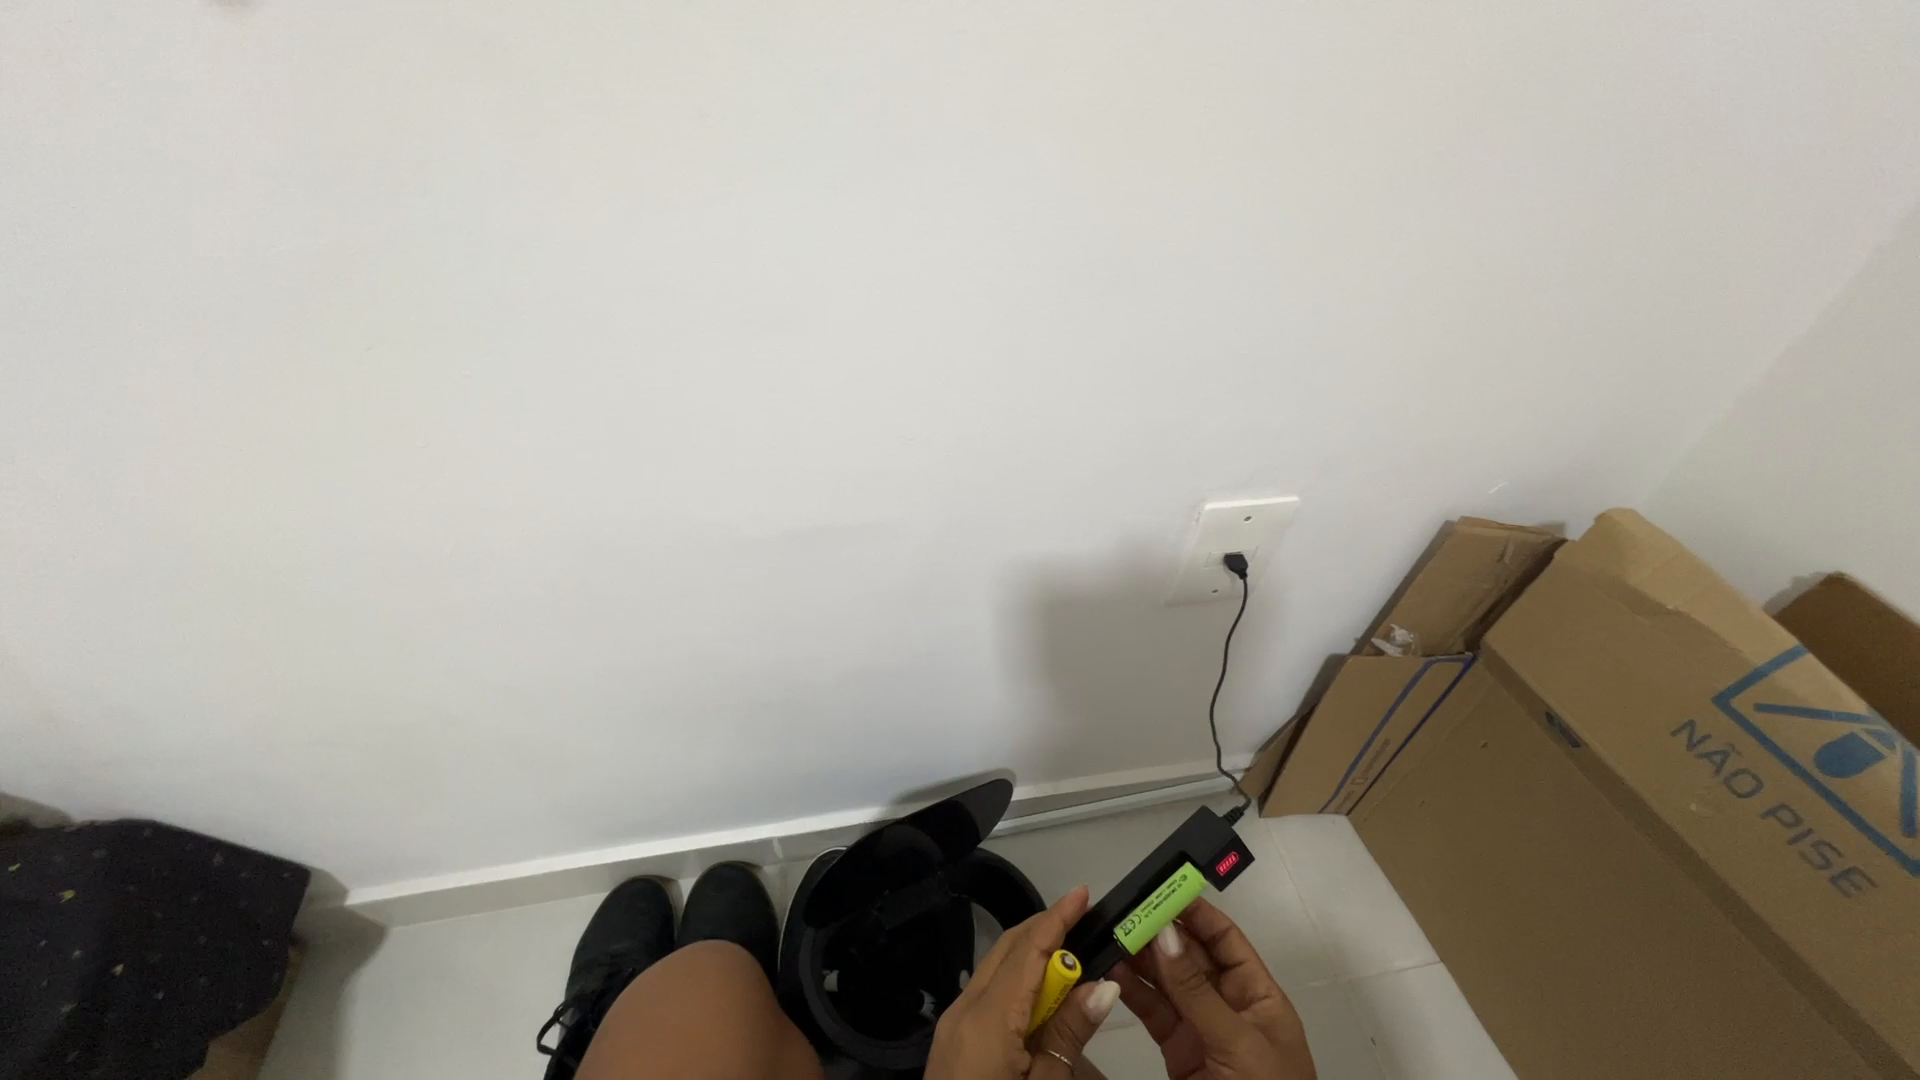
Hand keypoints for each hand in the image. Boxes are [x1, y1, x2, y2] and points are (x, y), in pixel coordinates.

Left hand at [926, 885, 1122, 1079]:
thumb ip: (1069, 1033)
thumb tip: (1103, 983)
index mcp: (988, 1016)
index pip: (1029, 950)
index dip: (1057, 917)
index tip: (1083, 892)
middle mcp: (965, 1006)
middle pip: (1009, 949)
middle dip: (1046, 928)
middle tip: (1084, 919)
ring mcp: (953, 1021)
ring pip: (997, 966)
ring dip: (1032, 953)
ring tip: (1071, 953)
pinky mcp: (952, 1036)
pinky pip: (988, 989)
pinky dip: (1017, 979)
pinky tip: (1041, 993)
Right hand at [1113, 897, 1315, 1079]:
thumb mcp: (1238, 1045)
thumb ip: (1197, 991)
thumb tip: (1165, 931)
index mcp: (1258, 996)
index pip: (1225, 939)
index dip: (1195, 911)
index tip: (1161, 886)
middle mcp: (1228, 1004)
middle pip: (1190, 955)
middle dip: (1158, 930)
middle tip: (1122, 909)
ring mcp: (1202, 1028)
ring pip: (1166, 981)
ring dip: (1139, 957)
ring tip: (1107, 934)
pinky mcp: (1178, 1051)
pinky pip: (1153, 1011)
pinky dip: (1131, 991)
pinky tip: (1110, 971)